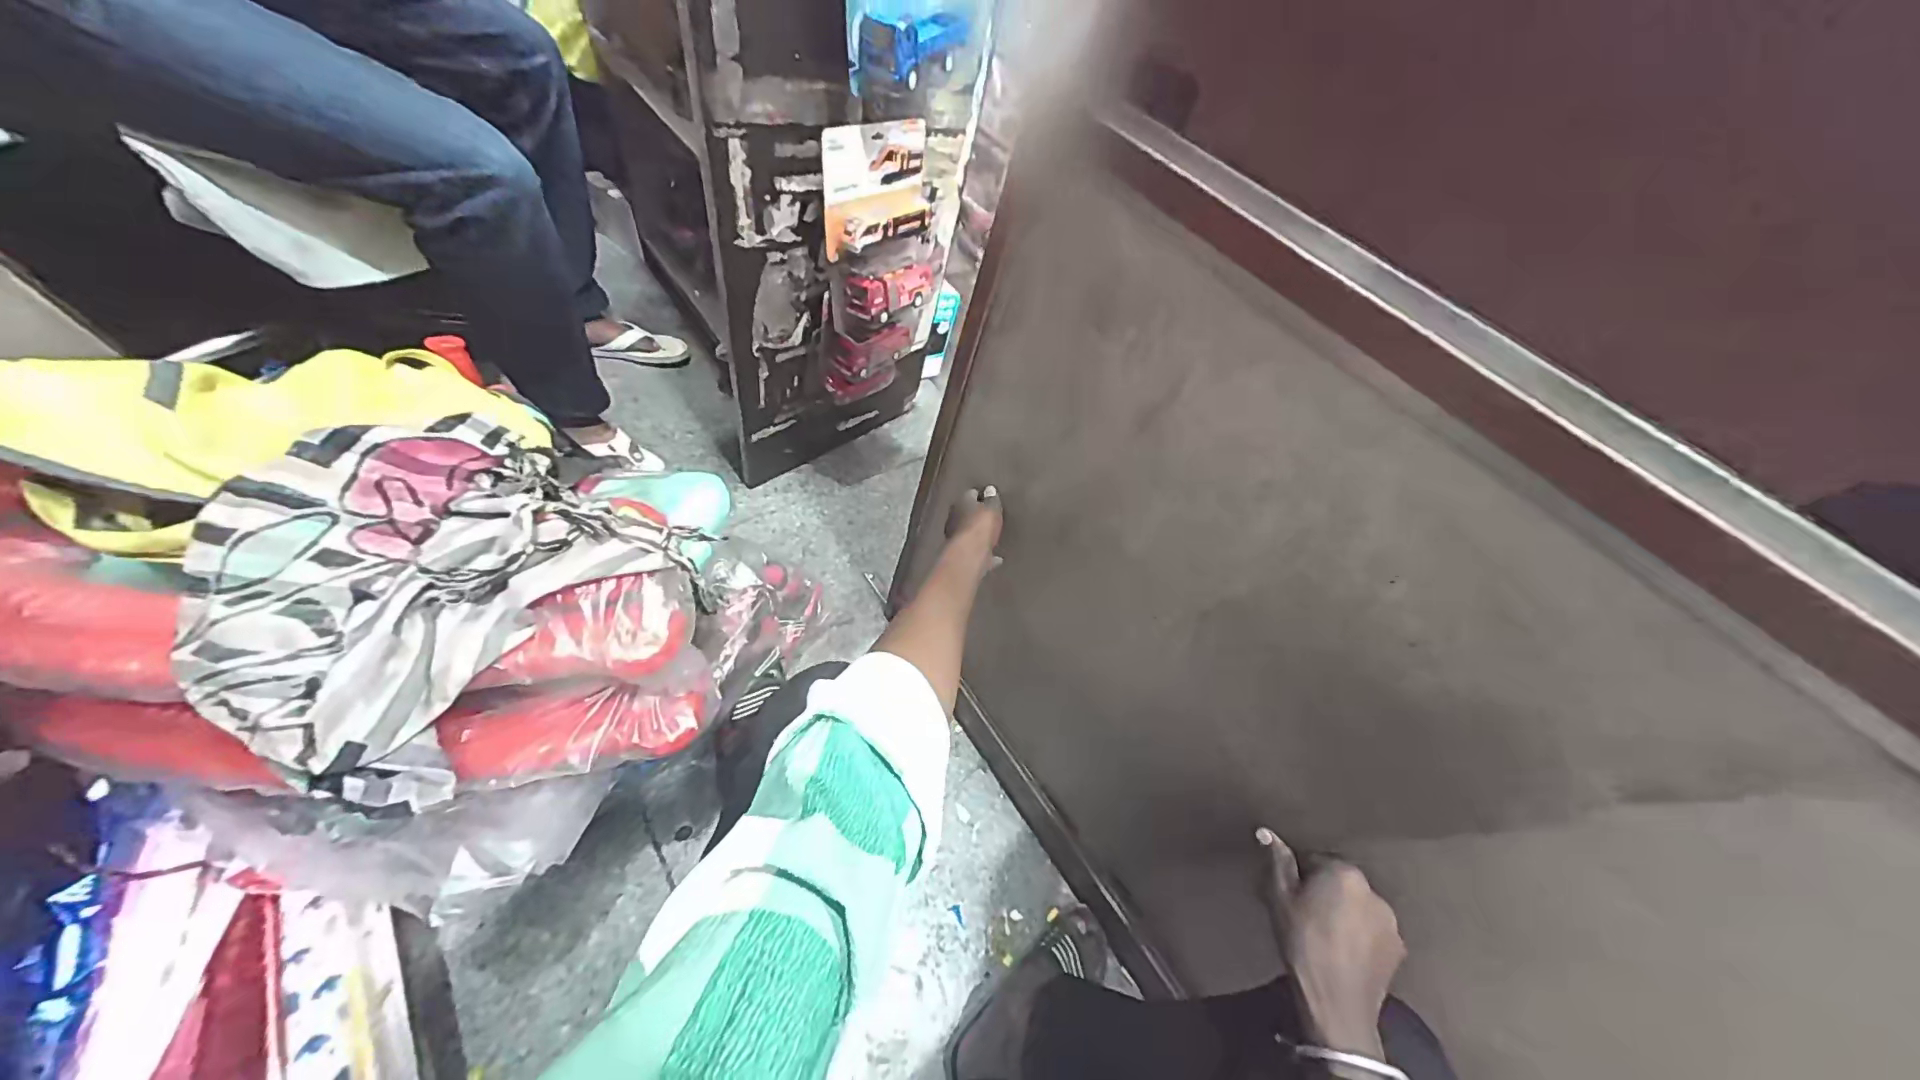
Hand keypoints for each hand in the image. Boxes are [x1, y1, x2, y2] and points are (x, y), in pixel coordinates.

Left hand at [944, 486, 1003, 575]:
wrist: (970, 554)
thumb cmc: (981, 525)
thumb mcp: (992, 508)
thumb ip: (992, 500)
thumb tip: (990, 490)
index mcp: (961, 503)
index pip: (970, 494)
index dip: (980, 496)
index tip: (989, 498)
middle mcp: (954, 518)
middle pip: (966, 513)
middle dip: (976, 515)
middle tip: (988, 517)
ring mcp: (955, 537)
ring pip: (968, 532)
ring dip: (976, 534)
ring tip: (990, 536)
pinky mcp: (961, 554)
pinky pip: (975, 550)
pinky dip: (983, 552)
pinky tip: (996, 558)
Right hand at [1259, 829, 1404, 1060]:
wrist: (1337, 1002)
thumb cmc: (1302, 943)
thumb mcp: (1279, 899)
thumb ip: (1277, 862)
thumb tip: (1266, 832)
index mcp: (1344, 872)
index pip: (1314, 858)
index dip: (1298, 875)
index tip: (1290, 895)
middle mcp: (1373, 890)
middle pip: (1339, 880)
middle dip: (1324, 891)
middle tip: (1304, 914)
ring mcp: (1391, 921)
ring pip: (1358, 904)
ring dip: (1344, 911)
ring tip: (1325, 934)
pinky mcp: (1398, 948)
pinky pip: (1373, 929)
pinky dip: (1360, 933)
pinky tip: (1344, 950)